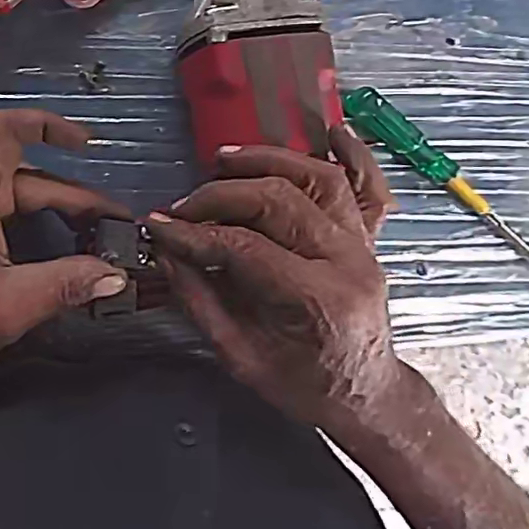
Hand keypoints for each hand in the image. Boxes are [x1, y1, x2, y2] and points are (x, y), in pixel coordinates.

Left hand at [0, 109, 130, 384]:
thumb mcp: (9, 304)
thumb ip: (66, 285)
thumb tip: (114, 277)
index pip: (8, 130)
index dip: (49, 126)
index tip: (85, 145)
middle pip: (31, 175)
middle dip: (76, 196)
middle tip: (114, 224)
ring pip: (24, 198)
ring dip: (61, 213)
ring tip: (99, 237)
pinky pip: (12, 217)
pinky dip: (42, 226)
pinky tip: (67, 251)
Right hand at [145, 124, 402, 430]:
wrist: (365, 396)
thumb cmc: (305, 386)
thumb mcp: (240, 356)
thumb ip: (199, 299)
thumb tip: (166, 251)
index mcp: (317, 300)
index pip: (246, 247)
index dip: (195, 233)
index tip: (159, 225)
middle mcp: (348, 262)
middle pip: (280, 202)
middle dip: (221, 196)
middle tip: (183, 206)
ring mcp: (364, 244)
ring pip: (319, 179)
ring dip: (269, 159)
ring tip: (225, 158)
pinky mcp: (369, 237)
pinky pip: (367, 186)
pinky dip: (352, 154)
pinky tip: (332, 131)